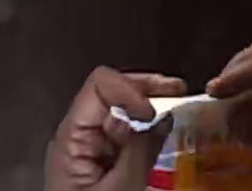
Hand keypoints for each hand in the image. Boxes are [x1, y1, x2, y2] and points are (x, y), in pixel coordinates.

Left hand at [44, 67, 185, 190]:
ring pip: (119, 111)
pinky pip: (122, 136)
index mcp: (72, 137)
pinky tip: (164, 130)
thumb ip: (139, 153)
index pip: (98, 86)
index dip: (128, 88)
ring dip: (148, 105)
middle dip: (144, 88)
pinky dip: (144, 129)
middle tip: (179, 90)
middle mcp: (78, 135)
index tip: (152, 111)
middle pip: (110, 91)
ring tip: (177, 103)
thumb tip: (163, 117)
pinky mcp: (100, 165)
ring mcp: (88, 150)